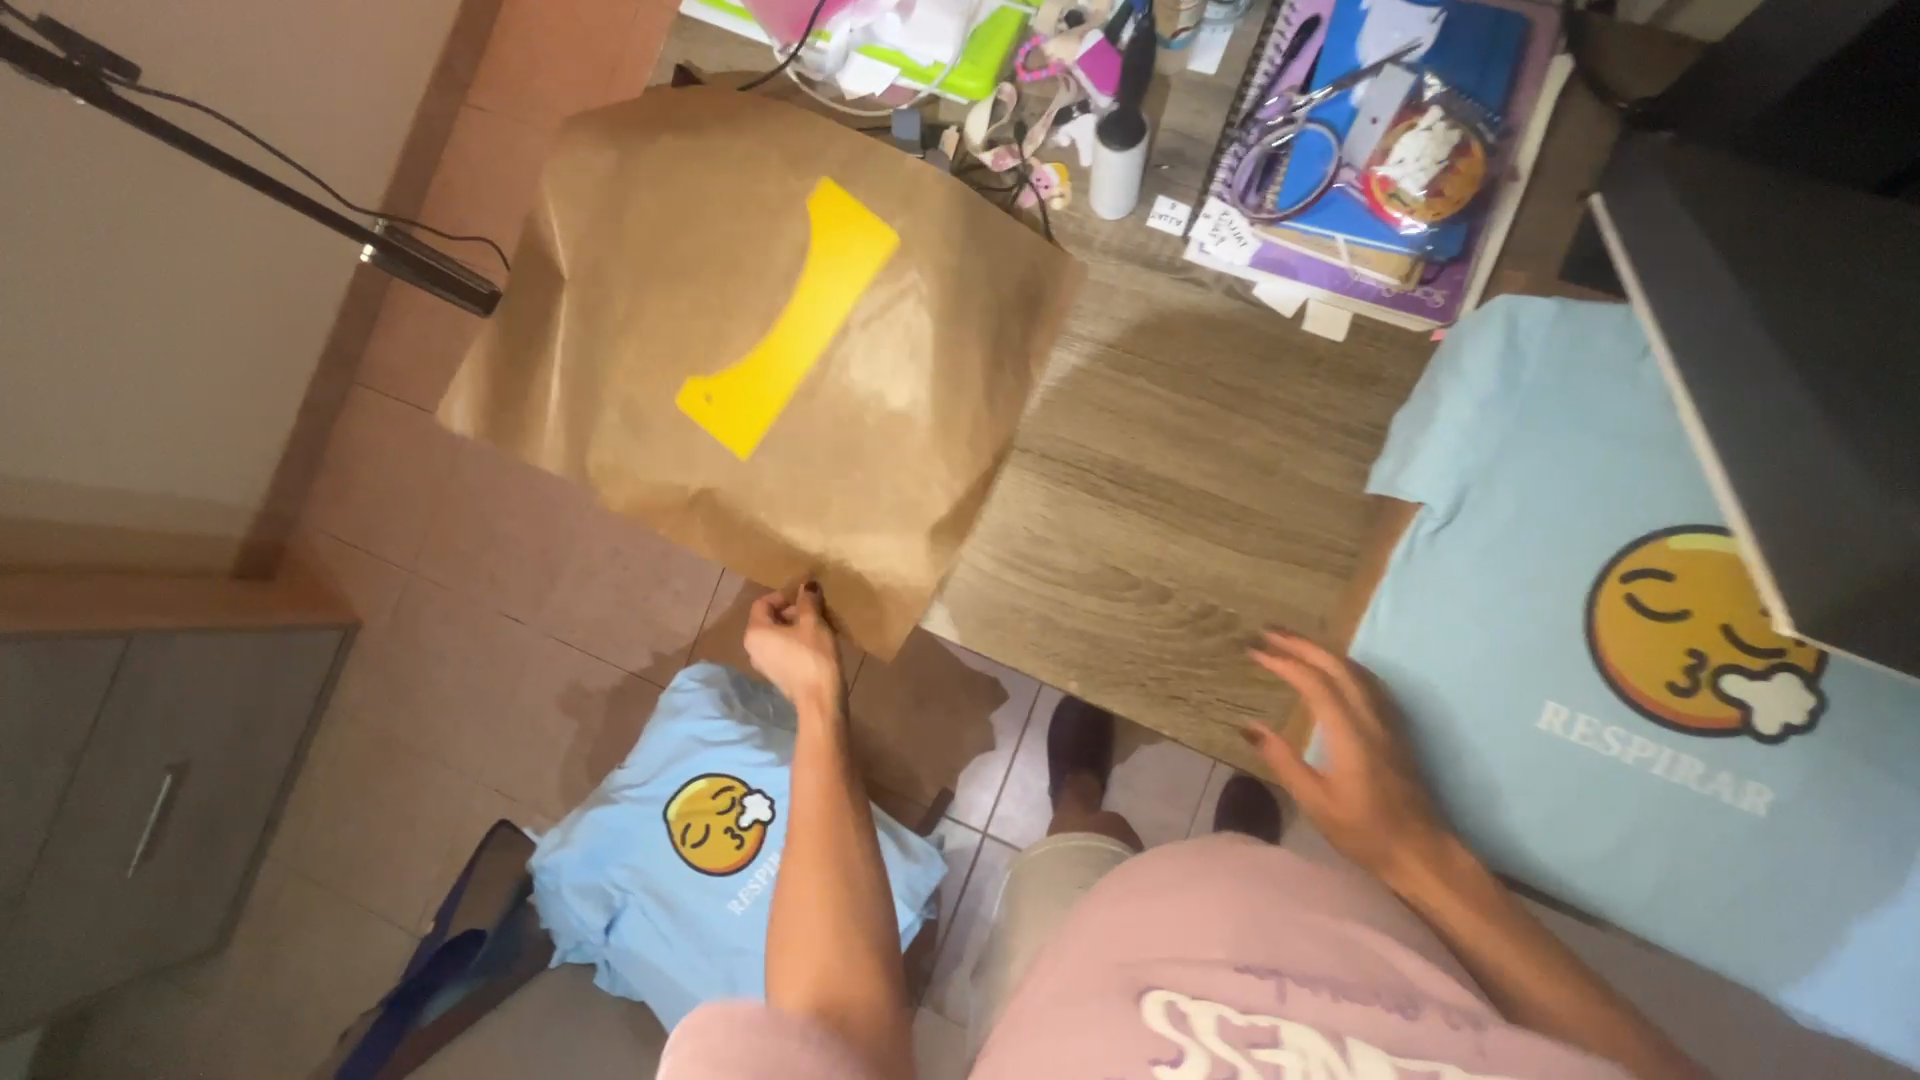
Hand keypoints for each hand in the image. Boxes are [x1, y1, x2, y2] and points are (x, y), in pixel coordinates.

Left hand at [745, 583, 842, 714]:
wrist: (820, 699)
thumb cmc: (813, 655)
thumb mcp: (813, 622)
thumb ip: (807, 600)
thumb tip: (807, 585)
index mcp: (755, 632)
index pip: (763, 602)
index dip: (784, 594)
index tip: (806, 595)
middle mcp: (752, 648)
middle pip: (769, 618)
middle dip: (792, 610)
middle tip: (815, 609)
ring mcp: (763, 664)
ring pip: (776, 635)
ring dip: (795, 625)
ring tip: (818, 624)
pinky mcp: (776, 675)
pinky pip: (781, 649)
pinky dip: (795, 641)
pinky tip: (815, 642)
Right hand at [1243, 630, 1457, 890]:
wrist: (1421, 852)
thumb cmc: (1363, 832)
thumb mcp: (1314, 801)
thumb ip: (1282, 759)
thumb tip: (1248, 725)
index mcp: (1350, 734)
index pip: (1314, 683)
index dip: (1283, 662)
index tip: (1254, 651)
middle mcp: (1371, 718)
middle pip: (1337, 667)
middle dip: (1301, 644)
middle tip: (1268, 631)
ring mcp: (1388, 722)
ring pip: (1356, 671)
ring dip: (1323, 651)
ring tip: (1293, 643)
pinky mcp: (1396, 730)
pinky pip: (1368, 683)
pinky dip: (1343, 666)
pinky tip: (1332, 669)